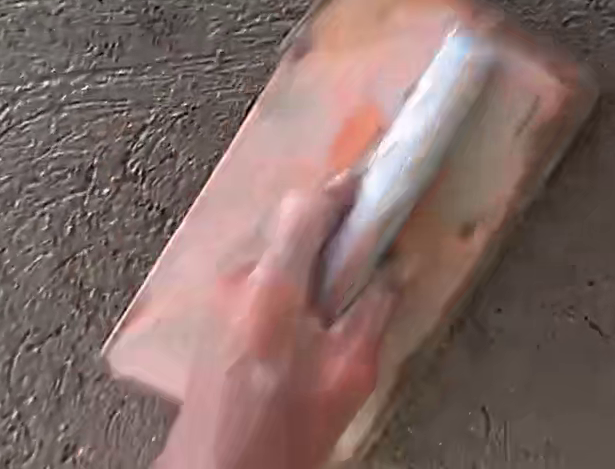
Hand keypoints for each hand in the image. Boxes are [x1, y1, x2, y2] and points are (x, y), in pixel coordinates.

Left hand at [155, 179, 398, 468]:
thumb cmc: (287, 430)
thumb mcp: (350, 372)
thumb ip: (377, 308)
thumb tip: (398, 266)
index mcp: (273, 287)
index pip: (306, 207)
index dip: (343, 189)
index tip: (372, 185)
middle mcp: (239, 280)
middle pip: (290, 219)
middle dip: (331, 219)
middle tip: (366, 235)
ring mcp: (221, 295)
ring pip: (278, 240)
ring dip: (311, 243)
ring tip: (342, 273)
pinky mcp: (215, 311)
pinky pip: (265, 264)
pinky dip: (294, 263)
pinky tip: (313, 299)